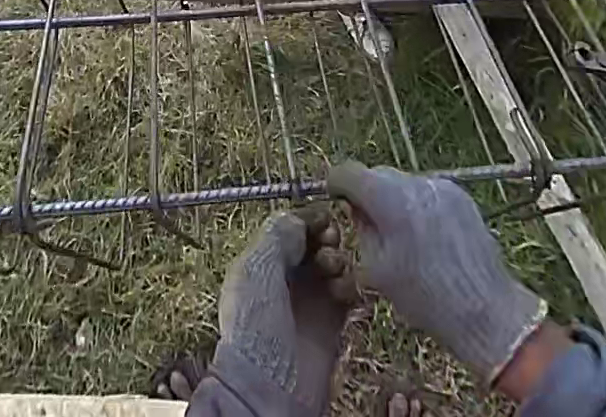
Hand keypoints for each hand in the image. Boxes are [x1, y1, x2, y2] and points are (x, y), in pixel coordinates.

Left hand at [193, 207, 355, 416]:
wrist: (270, 389)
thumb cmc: (255, 326)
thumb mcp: (258, 267)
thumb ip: (280, 235)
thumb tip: (300, 219)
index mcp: (260, 260)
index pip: (288, 228)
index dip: (306, 219)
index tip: (323, 216)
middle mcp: (284, 278)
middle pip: (313, 243)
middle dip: (325, 237)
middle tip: (330, 241)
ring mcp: (308, 301)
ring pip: (331, 265)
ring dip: (338, 260)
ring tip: (334, 268)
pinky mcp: (330, 324)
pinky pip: (347, 293)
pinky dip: (350, 285)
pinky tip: (344, 291)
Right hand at [326, 162, 546, 383]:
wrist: (487, 311)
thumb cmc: (425, 297)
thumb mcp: (375, 267)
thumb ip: (361, 227)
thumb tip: (356, 207)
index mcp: (387, 199)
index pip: (347, 171)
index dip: (337, 184)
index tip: (337, 200)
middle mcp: (412, 183)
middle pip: (375, 174)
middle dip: (367, 193)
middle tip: (370, 224)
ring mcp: (438, 186)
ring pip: (400, 181)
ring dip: (393, 198)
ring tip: (403, 234)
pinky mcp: (459, 194)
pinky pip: (425, 190)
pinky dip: (418, 204)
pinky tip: (428, 235)